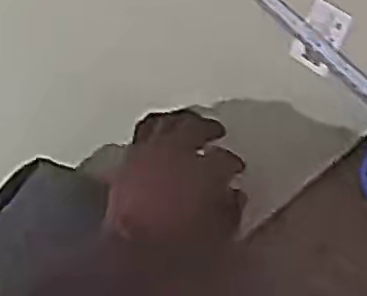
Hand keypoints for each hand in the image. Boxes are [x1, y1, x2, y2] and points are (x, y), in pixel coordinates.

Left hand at [102, 109, 245, 257]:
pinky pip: (143, 129)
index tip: (237, 166)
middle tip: (216, 129)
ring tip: (188, 120)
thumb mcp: (218, 235)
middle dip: (208, 127)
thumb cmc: (175, 245)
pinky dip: (155, 124)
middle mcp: (173, 153)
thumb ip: (229, 211)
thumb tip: (235, 196)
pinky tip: (158, 128)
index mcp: (203, 172)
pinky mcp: (129, 155)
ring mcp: (148, 150)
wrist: (133, 246)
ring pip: (165, 121)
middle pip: (193, 127)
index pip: (224, 158)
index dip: (233, 162)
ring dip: (179, 119)